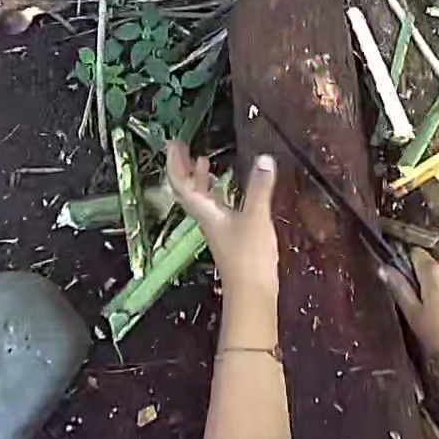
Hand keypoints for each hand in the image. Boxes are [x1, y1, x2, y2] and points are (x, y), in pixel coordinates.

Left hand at [166, 140, 279, 303]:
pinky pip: (215, 206)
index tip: (173, 144)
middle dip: (182, 167)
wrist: (252, 295)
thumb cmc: (249, 256)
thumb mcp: (256, 217)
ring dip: (198, 178)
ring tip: (202, 160)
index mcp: (206, 212)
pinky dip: (216, 191)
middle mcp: (206, 218)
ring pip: (200, 199)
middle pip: (187, 190)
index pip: (182, 184)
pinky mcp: (229, 235)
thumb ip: (260, 187)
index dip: (175, 163)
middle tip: (181, 146)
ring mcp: (217, 228)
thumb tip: (265, 158)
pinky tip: (227, 187)